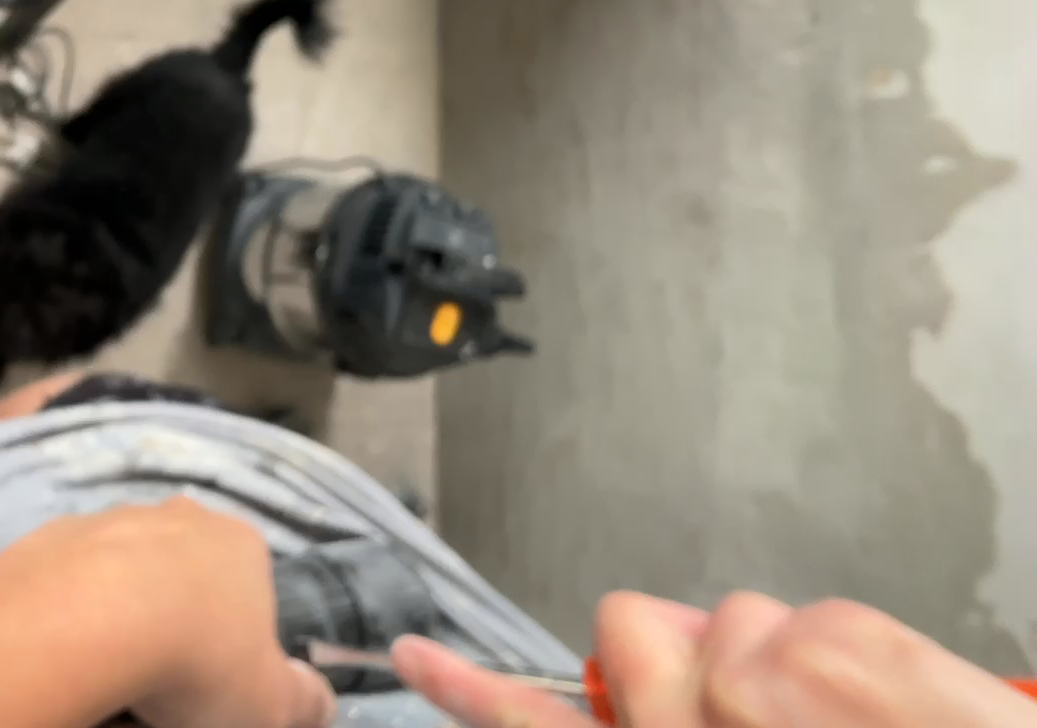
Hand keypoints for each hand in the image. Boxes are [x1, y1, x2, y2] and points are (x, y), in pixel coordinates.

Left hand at [0, 499, 334, 727]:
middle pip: (188, 571)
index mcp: (240, 543)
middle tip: (167, 676)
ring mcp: (118, 516)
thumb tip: (318, 698)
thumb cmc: (199, 658)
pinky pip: (78, 574)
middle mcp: (182, 515)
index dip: (237, 636)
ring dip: (127, 609)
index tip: (218, 678)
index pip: (252, 584)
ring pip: (130, 568)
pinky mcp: (62, 530)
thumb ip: (305, 699)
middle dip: (180, 615)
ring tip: (117, 667)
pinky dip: (79, 605)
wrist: (89, 615)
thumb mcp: (273, 703)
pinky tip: (75, 643)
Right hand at [391, 591, 1036, 726]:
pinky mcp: (850, 650)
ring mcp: (777, 687)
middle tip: (764, 720)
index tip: (413, 658)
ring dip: (795, 673)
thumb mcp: (745, 724)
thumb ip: (675, 711)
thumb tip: (624, 683)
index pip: (546, 724)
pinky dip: (866, 658)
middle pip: (630, 630)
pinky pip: (814, 616)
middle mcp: (714, 714)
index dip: (473, 697)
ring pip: (732, 621)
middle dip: (687, 669)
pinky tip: (919, 718)